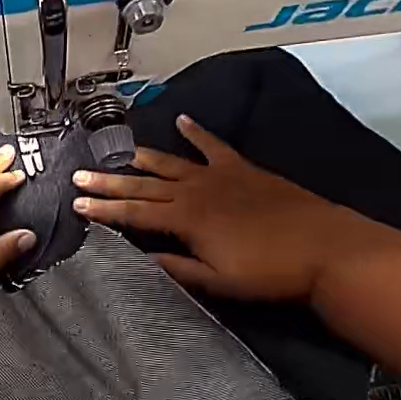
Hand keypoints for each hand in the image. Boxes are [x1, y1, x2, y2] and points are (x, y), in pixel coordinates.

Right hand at [73, 115, 400, 302]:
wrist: (322, 245)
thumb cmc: (269, 271)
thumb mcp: (219, 280)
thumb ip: (177, 267)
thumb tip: (141, 257)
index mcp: (187, 219)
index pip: (135, 212)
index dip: (104, 208)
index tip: (78, 202)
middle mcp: (196, 190)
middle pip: (144, 183)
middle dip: (110, 180)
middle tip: (81, 174)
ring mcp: (219, 175)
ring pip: (171, 162)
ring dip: (143, 158)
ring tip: (119, 153)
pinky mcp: (241, 167)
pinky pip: (213, 145)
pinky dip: (197, 132)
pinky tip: (183, 119)